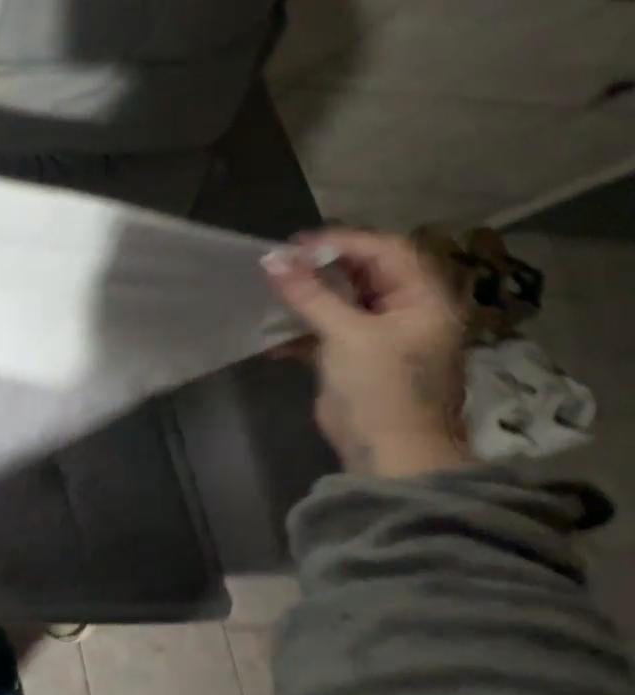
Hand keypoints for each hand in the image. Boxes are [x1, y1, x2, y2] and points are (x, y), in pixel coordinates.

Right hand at [264, 230, 467, 478]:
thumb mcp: (347, 335)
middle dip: (320, 267)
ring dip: (306, 295)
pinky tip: (273, 338)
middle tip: (278, 265)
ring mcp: (379, 336)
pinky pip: (324, 328)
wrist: (390, 452)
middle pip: (363, 273)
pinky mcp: (353, 357)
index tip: (295, 246)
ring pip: (340, 300)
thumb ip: (310, 294)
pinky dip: (299, 328)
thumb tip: (270, 259)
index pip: (387, 252)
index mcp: (423, 301)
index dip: (344, 243)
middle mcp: (406, 312)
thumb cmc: (382, 388)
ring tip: (270, 292)